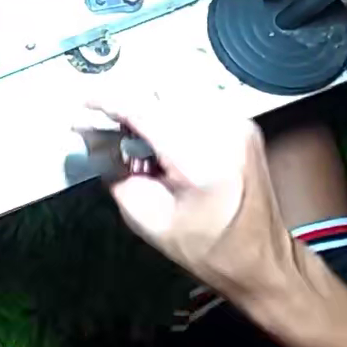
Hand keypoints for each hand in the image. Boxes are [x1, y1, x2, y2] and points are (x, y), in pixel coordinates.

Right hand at [88, 93, 302, 300]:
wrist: (262, 259)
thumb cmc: (209, 249)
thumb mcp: (149, 221)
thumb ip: (116, 175)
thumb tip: (95, 139)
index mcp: (200, 160)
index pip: (144, 108)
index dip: (108, 100)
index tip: (85, 101)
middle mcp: (223, 131)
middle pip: (161, 87)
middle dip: (131, 101)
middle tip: (114, 128)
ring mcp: (237, 122)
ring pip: (178, 87)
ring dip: (152, 103)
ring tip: (145, 140)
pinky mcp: (242, 121)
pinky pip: (196, 99)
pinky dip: (173, 110)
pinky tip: (169, 140)